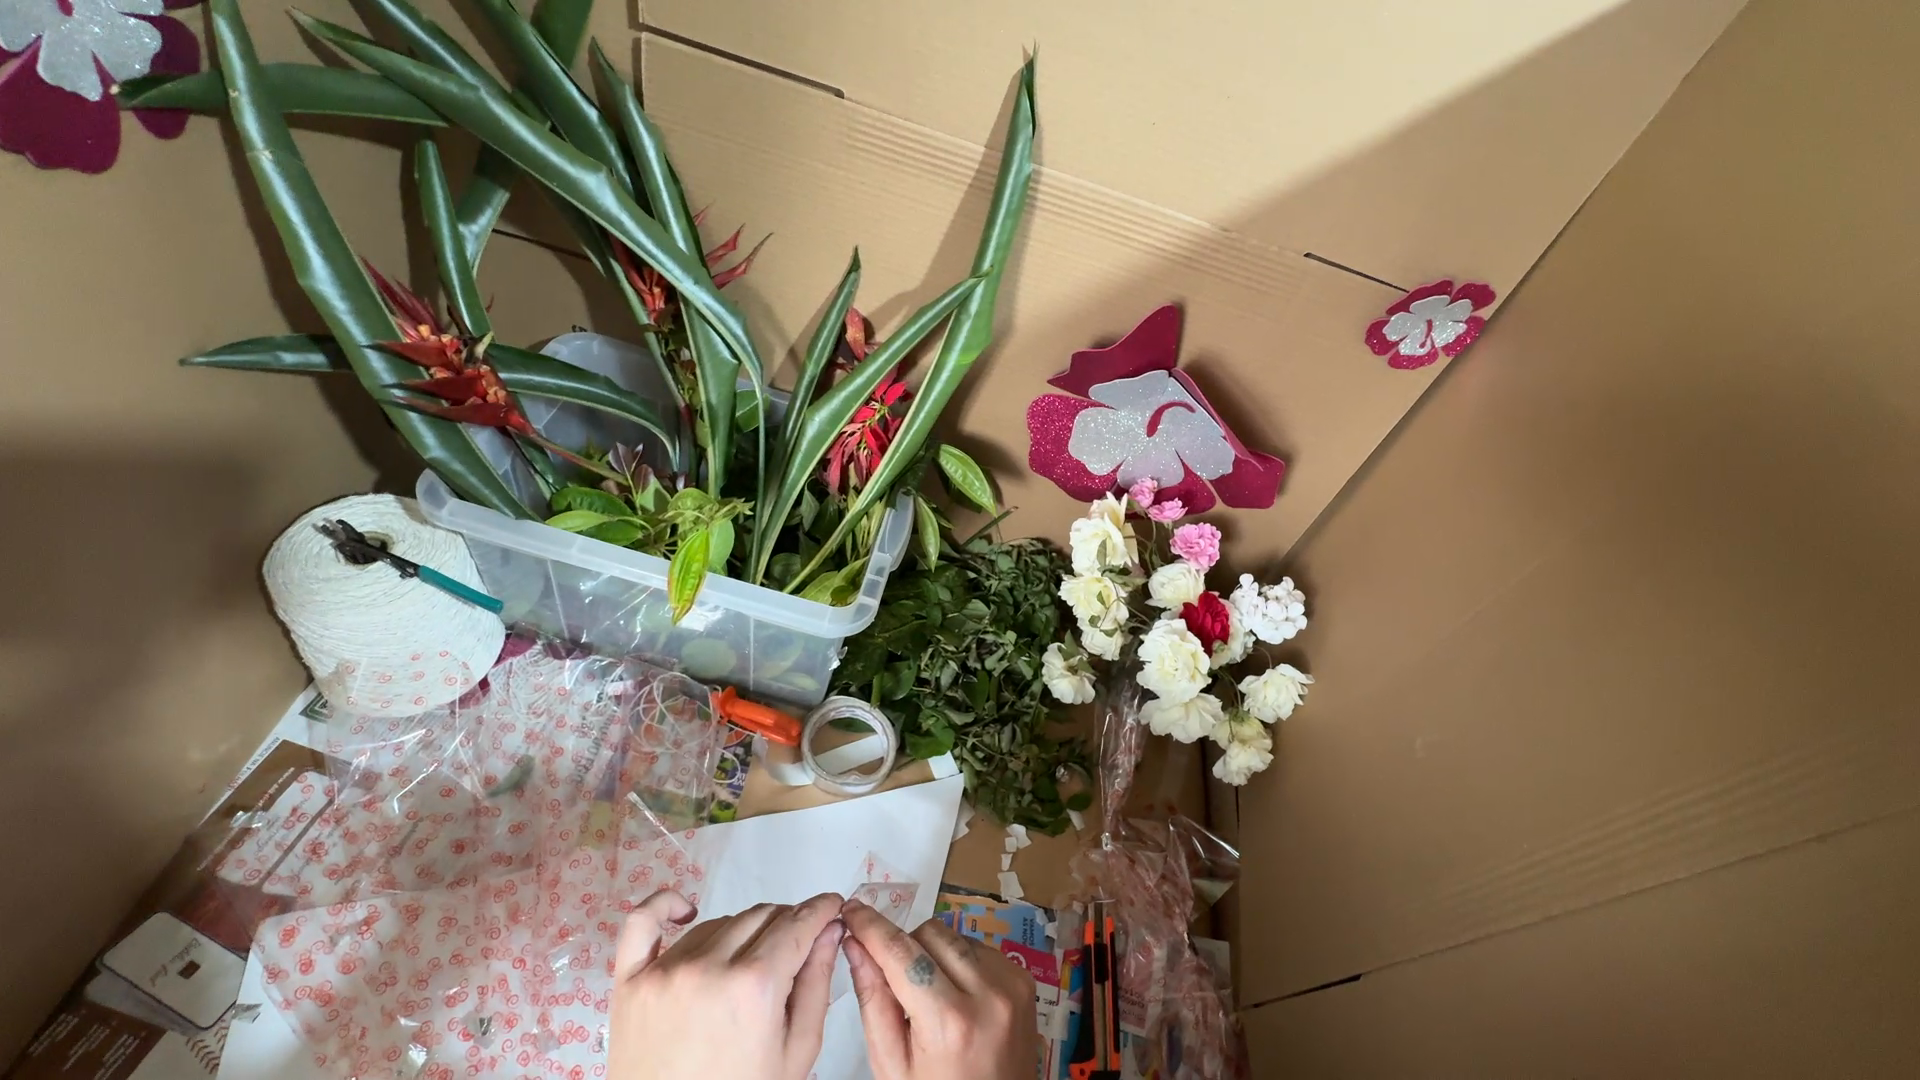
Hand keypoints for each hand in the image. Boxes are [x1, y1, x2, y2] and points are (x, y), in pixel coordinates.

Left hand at [609, 889, 844, 1079]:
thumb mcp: (796, 1053)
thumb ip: (817, 984)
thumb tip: (831, 928)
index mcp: (756, 987)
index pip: (799, 923)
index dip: (822, 909)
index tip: (832, 906)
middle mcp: (710, 967)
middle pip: (763, 916)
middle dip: (786, 925)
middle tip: (791, 949)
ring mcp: (666, 971)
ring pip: (718, 921)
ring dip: (740, 932)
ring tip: (743, 965)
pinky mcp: (629, 981)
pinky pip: (643, 921)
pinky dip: (665, 905)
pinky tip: (686, 910)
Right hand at [840, 898, 1038, 1079]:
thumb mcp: (892, 1064)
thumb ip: (872, 999)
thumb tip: (854, 942)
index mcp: (949, 1022)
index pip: (901, 954)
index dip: (872, 927)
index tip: (852, 909)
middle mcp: (987, 994)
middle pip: (930, 934)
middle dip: (906, 947)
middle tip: (897, 979)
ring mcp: (1011, 984)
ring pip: (956, 936)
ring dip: (934, 952)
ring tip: (930, 993)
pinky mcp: (1025, 979)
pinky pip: (980, 947)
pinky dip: (961, 961)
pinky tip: (957, 994)